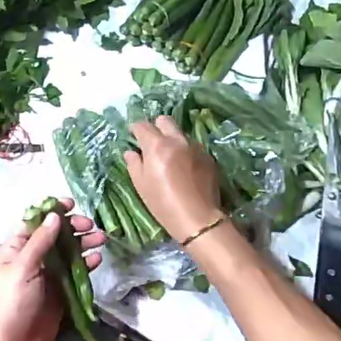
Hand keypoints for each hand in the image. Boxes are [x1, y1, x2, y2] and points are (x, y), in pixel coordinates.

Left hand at [0, 200, 105, 340]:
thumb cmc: (11, 304)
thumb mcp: (22, 268)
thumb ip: (40, 242)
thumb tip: (54, 216)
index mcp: (15, 249)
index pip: (34, 222)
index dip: (52, 211)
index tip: (71, 204)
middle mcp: (31, 258)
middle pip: (55, 235)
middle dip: (72, 227)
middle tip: (90, 225)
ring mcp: (47, 275)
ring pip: (68, 252)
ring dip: (84, 243)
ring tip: (101, 238)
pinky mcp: (60, 291)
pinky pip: (75, 272)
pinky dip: (87, 264)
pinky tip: (98, 258)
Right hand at [124, 115, 223, 240]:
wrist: (198, 219)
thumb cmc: (163, 204)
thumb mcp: (141, 185)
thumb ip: (134, 164)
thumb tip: (131, 152)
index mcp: (157, 146)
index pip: (143, 125)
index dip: (136, 129)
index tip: (133, 137)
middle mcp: (177, 140)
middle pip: (165, 120)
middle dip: (156, 127)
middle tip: (152, 143)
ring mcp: (195, 147)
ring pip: (180, 134)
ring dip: (172, 140)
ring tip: (170, 159)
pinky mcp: (208, 157)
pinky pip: (193, 147)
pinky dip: (186, 152)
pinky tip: (185, 169)